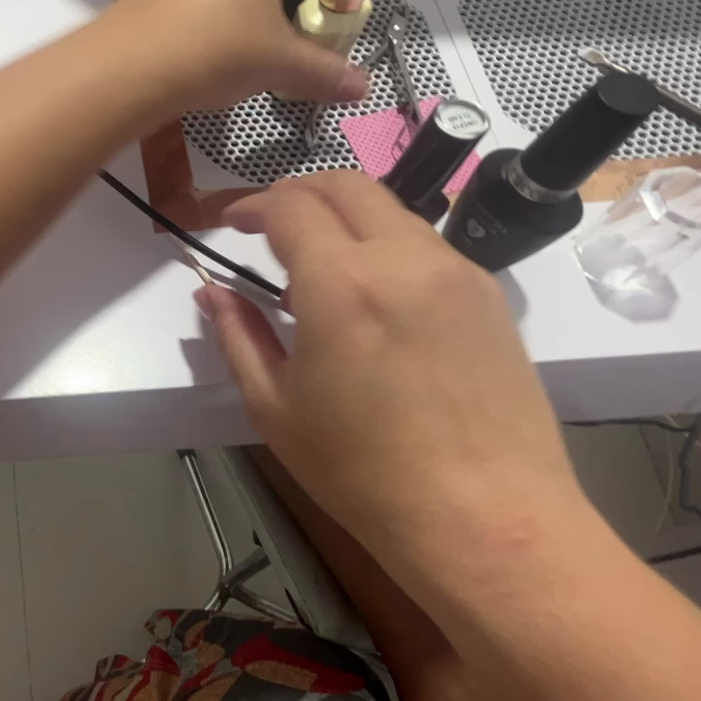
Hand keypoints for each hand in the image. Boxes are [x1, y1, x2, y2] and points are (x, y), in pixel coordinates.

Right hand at [194, 172, 588, 570]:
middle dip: (297, 190)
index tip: (228, 223)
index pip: (291, 208)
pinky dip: (383, 244)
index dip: (251, 205)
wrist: (481, 514)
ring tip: (314, 263)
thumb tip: (211, 293)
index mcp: (342, 285)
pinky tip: (367, 294)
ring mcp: (457, 272)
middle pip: (347, 185)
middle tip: (265, 221)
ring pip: (391, 210)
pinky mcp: (488, 295)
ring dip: (343, 216)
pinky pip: (425, 245)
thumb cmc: (360, 470)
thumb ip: (239, 337)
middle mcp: (405, 259)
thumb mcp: (275, 407)